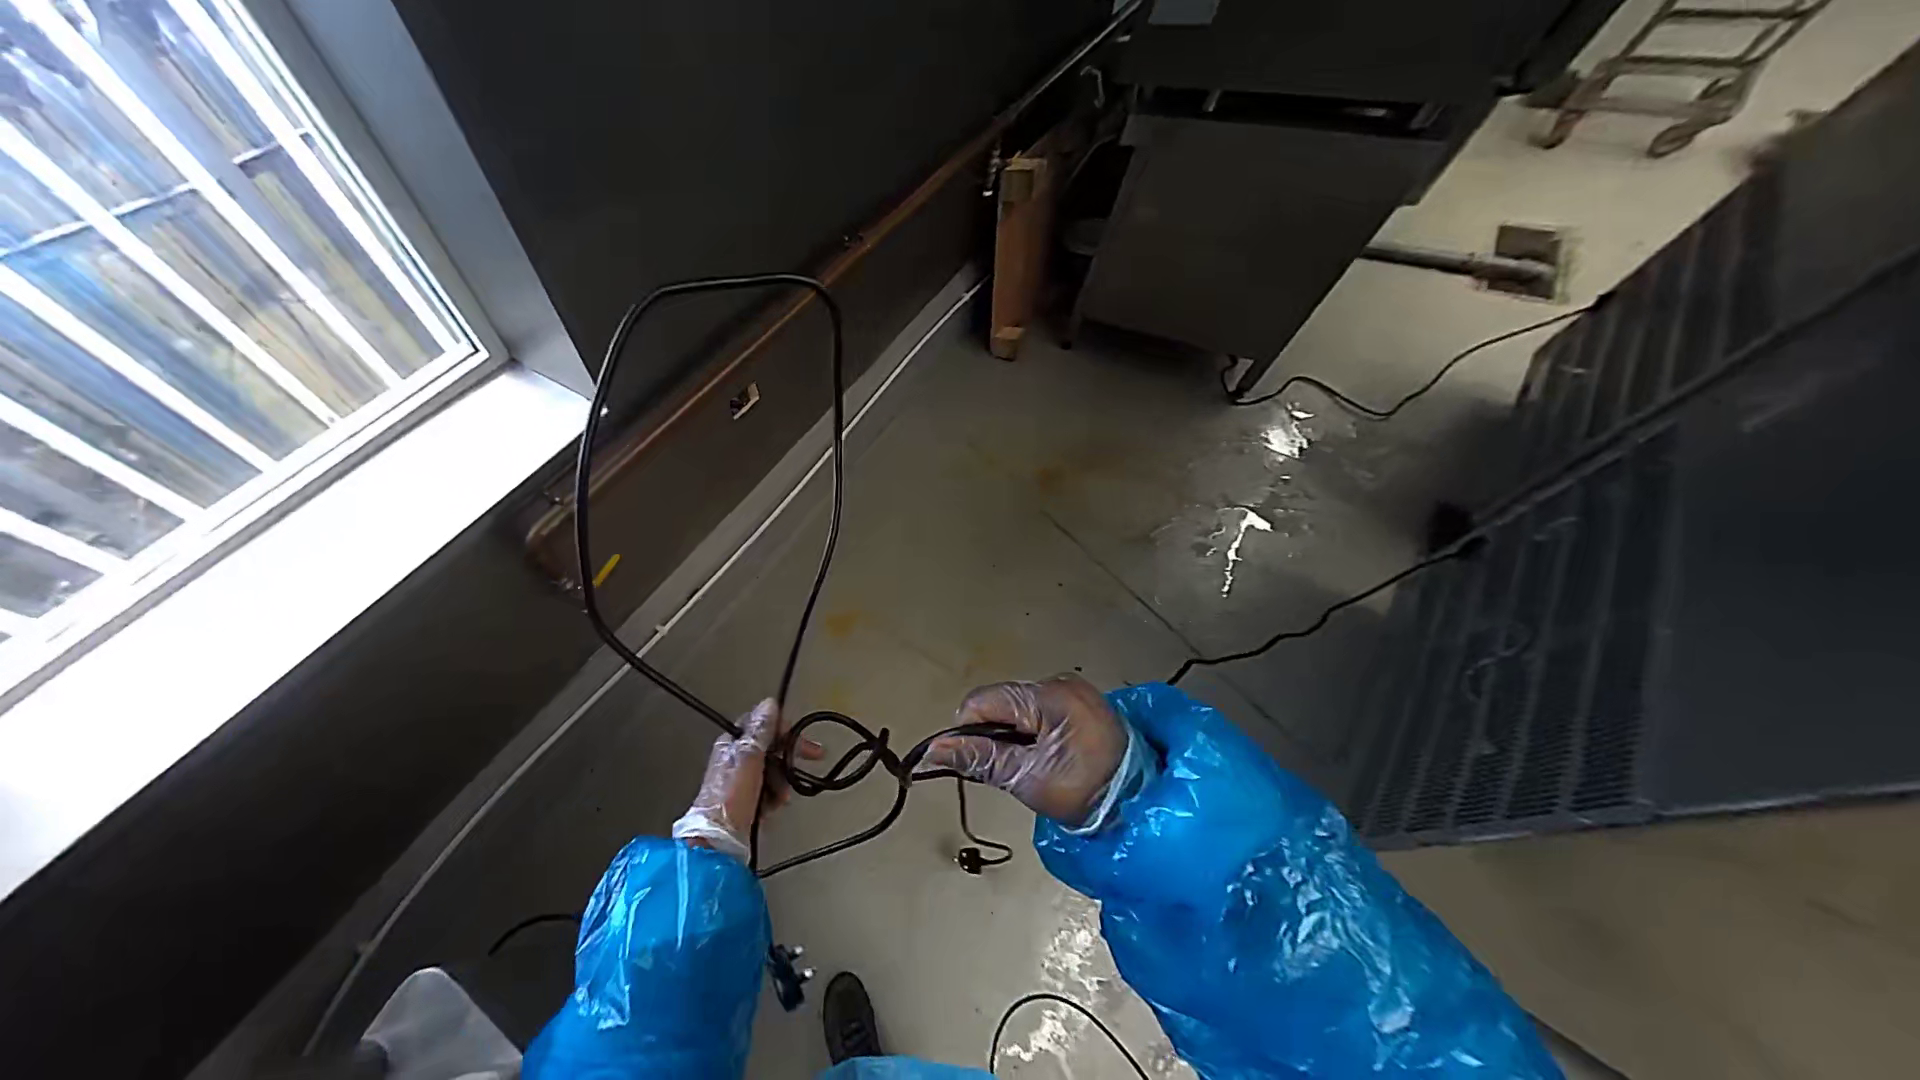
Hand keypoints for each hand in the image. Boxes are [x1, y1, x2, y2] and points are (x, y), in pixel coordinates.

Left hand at [672, 699, 821, 861]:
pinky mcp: (745, 800)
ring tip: (780, 798)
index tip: (804, 742)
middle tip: (810, 763)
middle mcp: (735, 758)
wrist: (717, 842)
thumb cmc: (733, 797)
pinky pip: (767, 790)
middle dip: (788, 759)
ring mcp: (740, 780)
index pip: (764, 725)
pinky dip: (773, 797)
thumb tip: (769, 703)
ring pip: (772, 771)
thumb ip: (761, 731)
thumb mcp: (749, 758)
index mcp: (732, 743)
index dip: (785, 731)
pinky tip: (771, 808)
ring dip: (781, 782)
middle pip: (771, 749)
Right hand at [926, 675, 1126, 824]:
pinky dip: (1034, 731)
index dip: (969, 730)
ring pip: (1019, 706)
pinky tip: (1047, 754)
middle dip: (996, 733)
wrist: (1139, 802)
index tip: (976, 762)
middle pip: (1002, 701)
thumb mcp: (1026, 778)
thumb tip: (934, 749)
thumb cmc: (1083, 791)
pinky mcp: (1082, 701)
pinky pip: (1041, 709)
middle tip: (1012, 768)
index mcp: (1048, 695)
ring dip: (1015, 733)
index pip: (984, 700)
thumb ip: (980, 758)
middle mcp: (1060, 681)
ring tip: (1033, 763)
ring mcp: (1074, 689)